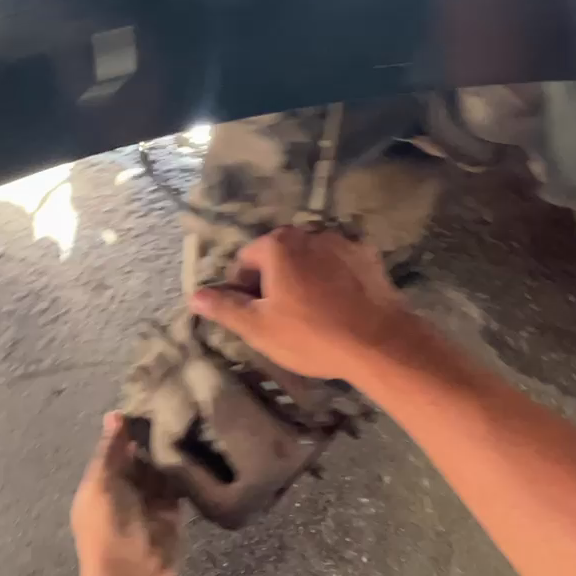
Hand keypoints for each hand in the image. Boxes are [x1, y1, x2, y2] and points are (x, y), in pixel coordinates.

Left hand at [71, 413, 182, 575]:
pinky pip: (179, 485)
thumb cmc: (107, 529)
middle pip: (140, 455)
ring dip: (170, 452)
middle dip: (152, 436)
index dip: (128, 426)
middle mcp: (124, 488)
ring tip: (190, 418)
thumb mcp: (100, 486)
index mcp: (100, 482)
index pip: (115, 447)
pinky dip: (185, 470)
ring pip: (161, 468)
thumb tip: (114, 413)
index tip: (149, 398)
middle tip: (175, 404)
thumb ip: (109, 451)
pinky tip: (198, 445)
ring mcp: (149, 501)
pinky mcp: (173, 512)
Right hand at [189, 226, 418, 380]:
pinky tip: (339, 306)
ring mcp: (342, 242)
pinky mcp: (368, 256)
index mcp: (278, 245)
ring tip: (313, 313)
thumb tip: (195, 295)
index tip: (255, 315)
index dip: (244, 288)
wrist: (380, 343)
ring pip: (310, 258)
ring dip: (305, 278)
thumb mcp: (259, 328)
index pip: (246, 260)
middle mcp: (308, 233)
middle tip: (282, 317)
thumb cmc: (311, 335)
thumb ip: (225, 307)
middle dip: (275, 281)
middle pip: (279, 255)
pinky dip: (334, 278)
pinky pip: (339, 263)